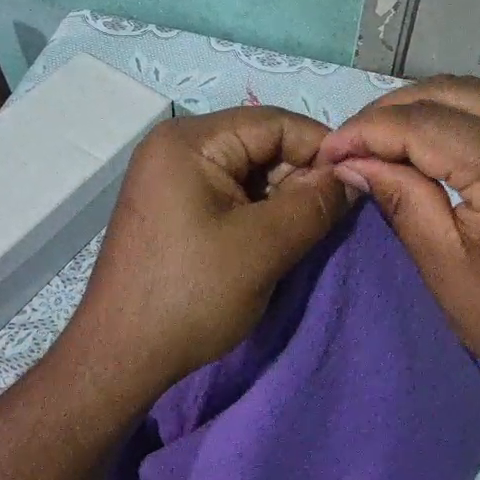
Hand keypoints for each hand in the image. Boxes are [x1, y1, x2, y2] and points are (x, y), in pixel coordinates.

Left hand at [62, 106, 350, 402]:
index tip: (358, 182)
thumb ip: (315, 203)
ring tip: (305, 232)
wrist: (120, 357)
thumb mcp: (264, 247)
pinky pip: (230, 191)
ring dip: (282, 196)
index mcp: (190, 140)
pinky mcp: (174, 205)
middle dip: (301, 175)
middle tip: (333, 215)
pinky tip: (275, 240)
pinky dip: (259, 211)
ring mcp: (171, 175)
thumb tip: (354, 176)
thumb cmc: (191, 294)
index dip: (321, 148)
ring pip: (249, 169)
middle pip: (261, 142)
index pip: (274, 122)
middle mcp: (176, 146)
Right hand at [317, 76, 479, 399]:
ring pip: (473, 92)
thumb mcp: (447, 268)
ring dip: (420, 108)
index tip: (328, 152)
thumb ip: (401, 200)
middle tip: (349, 144)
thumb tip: (350, 160)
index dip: (368, 132)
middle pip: (449, 93)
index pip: (426, 124)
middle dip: (390, 112)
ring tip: (378, 139)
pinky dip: (454, 114)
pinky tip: (425, 139)